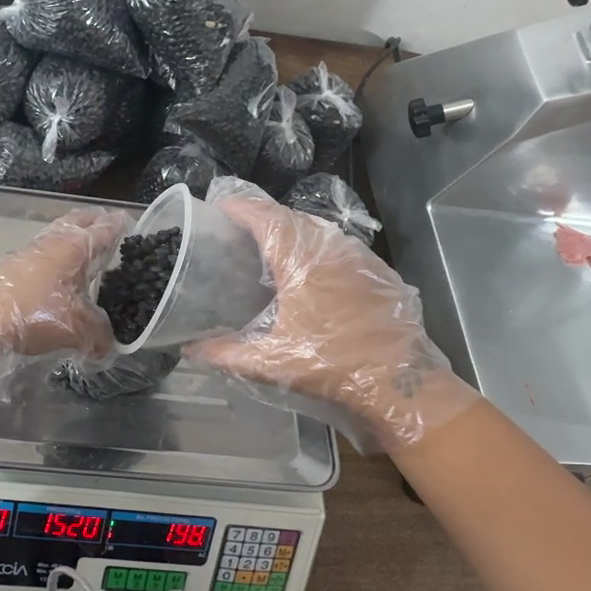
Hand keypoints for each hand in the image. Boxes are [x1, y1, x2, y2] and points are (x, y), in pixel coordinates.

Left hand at [0, 208, 129, 376]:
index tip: (126, 219)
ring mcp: (27, 253)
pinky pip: (39, 253)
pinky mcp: (9, 268)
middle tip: (103, 221)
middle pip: (75, 223)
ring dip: (68, 237)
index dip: (116, 225)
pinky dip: (52, 256)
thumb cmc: (37, 314)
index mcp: (74, 248)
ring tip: (80, 245)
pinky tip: (53, 271)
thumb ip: (99, 335)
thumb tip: (108, 346)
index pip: (102, 230)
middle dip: (91, 221)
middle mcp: (51, 243)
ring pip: (54, 236)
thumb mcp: (78, 329)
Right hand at [183, 180, 479, 447]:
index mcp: (301, 261)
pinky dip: (316, 248)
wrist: (401, 382)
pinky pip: (338, 246)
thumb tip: (190, 351)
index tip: (220, 208)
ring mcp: (358, 257)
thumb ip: (225, 354)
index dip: (240, 208)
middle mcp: (331, 248)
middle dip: (262, 218)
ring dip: (291, 232)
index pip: (265, 217)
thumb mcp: (272, 363)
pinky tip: (308, 270)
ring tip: (268, 247)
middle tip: (237, 230)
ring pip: (317, 230)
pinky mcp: (377, 271)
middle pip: (290, 218)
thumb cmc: (332, 367)